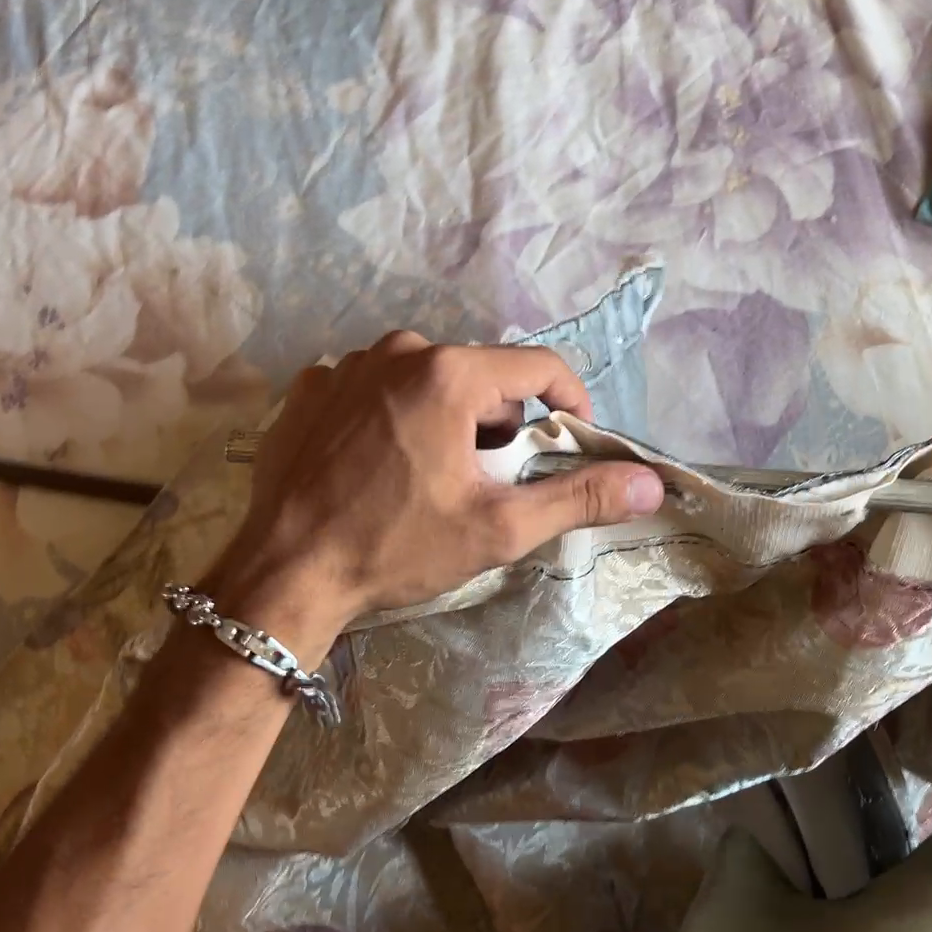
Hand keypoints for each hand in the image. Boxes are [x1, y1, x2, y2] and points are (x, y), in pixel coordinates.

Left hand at [208, 331, 664, 643]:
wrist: (279, 579)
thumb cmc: (396, 547)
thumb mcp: (502, 527)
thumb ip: (582, 496)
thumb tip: (651, 484)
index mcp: (450, 374)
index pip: (541, 366)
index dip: (570, 402)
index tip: (568, 444)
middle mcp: (400, 352)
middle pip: (487, 375)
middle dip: (502, 422)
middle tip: (487, 480)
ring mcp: (347, 366)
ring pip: (435, 379)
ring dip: (452, 418)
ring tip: (433, 477)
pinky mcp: (311, 389)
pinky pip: (381, 388)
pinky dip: (398, 417)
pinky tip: (381, 465)